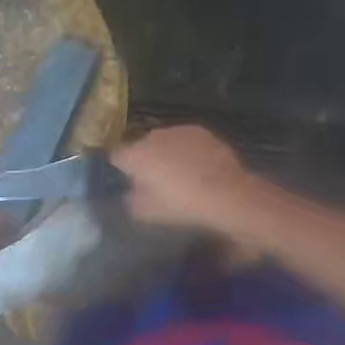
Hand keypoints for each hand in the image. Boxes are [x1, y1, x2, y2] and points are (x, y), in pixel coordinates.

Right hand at [111, 125, 255, 235]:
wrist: (228, 195)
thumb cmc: (183, 205)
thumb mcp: (148, 213)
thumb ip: (131, 199)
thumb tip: (129, 192)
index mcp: (135, 156)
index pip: (116, 156)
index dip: (121, 168)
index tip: (129, 180)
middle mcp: (151, 137)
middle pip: (140, 146)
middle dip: (145, 159)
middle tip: (156, 179)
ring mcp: (176, 131)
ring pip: (162, 140)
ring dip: (165, 152)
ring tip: (179, 171)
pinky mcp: (199, 131)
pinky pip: (183, 139)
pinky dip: (185, 148)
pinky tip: (197, 164)